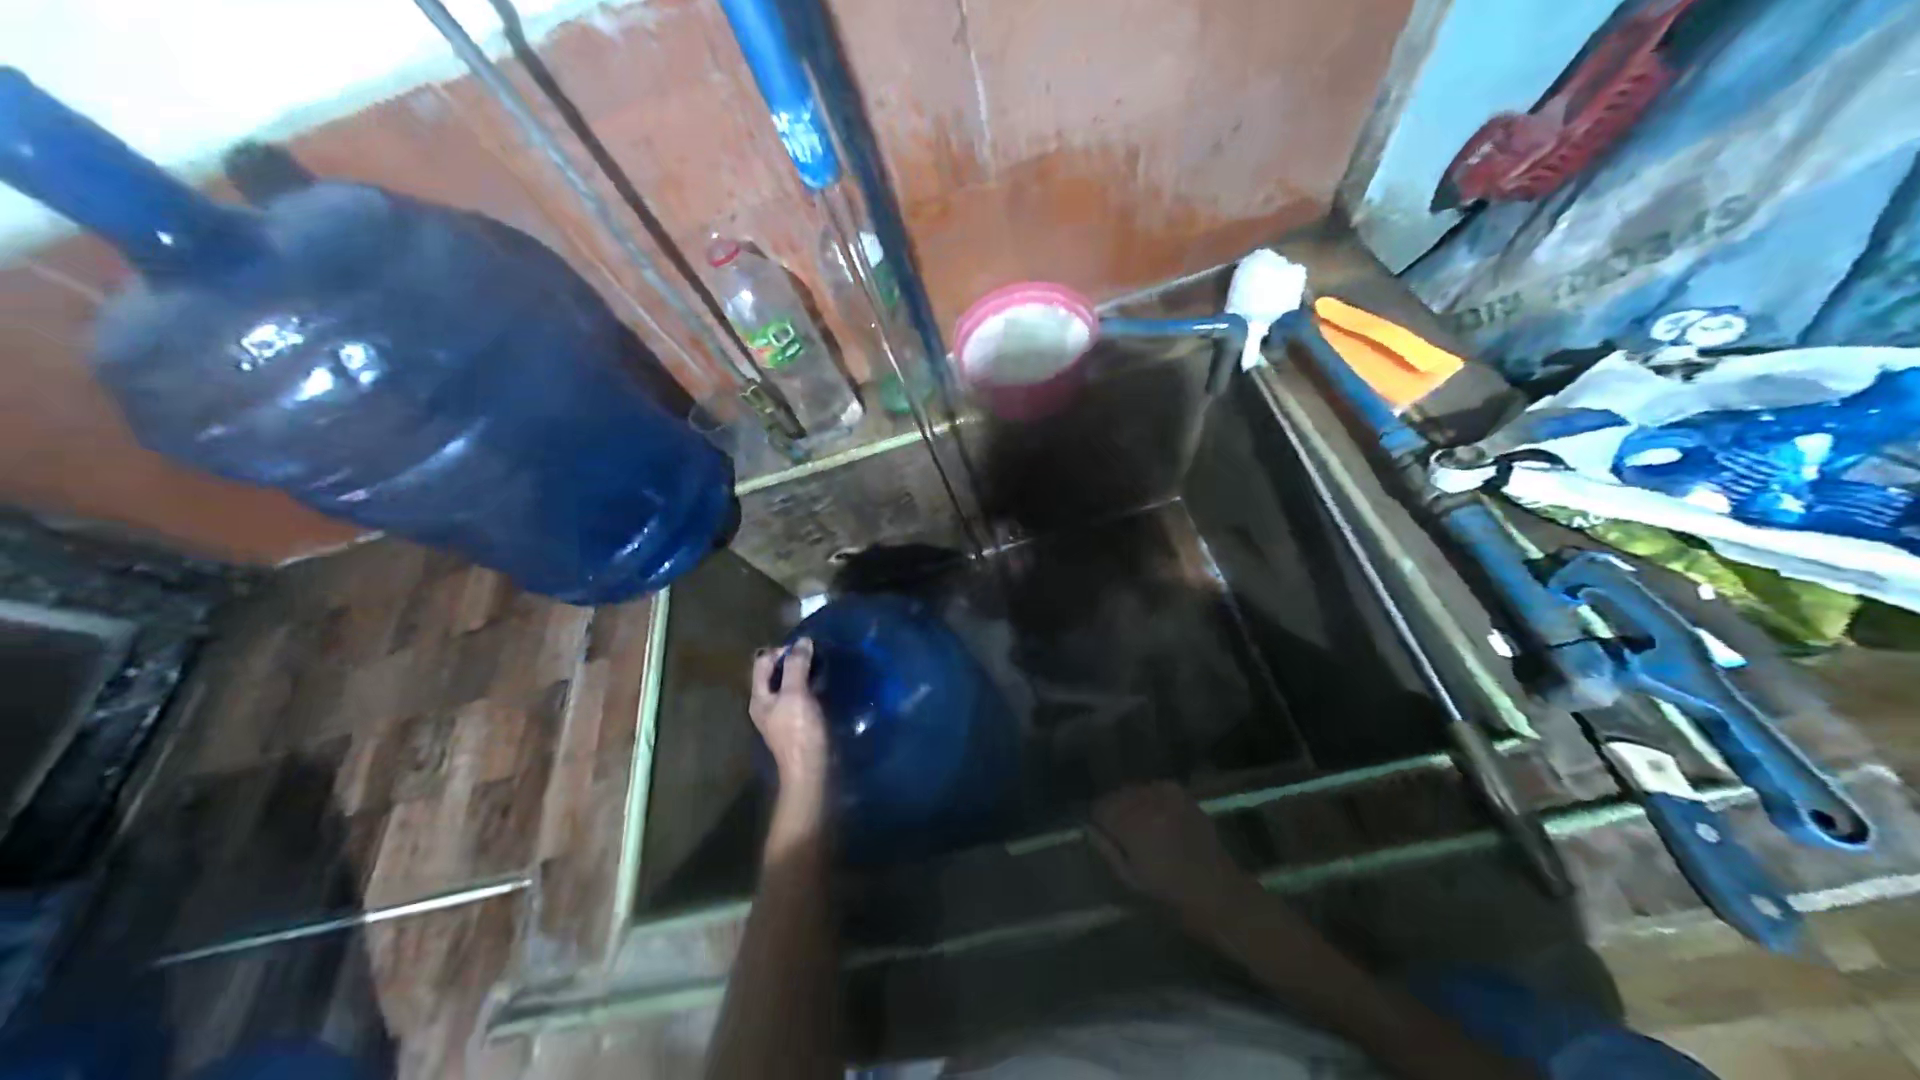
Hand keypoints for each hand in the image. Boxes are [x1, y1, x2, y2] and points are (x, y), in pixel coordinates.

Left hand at [750, 639, 829, 790]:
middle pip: (775, 672)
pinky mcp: (798, 722)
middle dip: (793, 660)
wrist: (811, 770)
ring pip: (789, 684)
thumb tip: (801, 641)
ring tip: (822, 666)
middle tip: (816, 654)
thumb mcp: (795, 695)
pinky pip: (801, 696)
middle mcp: (767, 704)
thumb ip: (796, 666)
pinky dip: (810, 687)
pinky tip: (825, 685)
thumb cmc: (799, 732)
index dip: (781, 650)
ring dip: (803, 673)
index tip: (805, 648)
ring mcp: (782, 714)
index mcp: (759, 697)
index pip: (762, 661)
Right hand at [1088, 782, 1259, 924]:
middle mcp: (1147, 803)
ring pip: (1134, 789)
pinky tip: (1158, 814)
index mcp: (1132, 825)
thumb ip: (1107, 849)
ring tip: (1143, 824)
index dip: (1100, 822)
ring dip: (1132, 803)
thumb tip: (1091, 828)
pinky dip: (1151, 796)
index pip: (1100, 808)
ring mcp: (1166, 795)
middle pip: (1115, 795)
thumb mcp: (1130, 877)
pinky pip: (1155, 786)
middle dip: (1115, 810)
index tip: (1107, 835)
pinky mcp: (1181, 794)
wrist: (1215, 889)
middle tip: (1124, 832)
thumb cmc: (1169, 890)